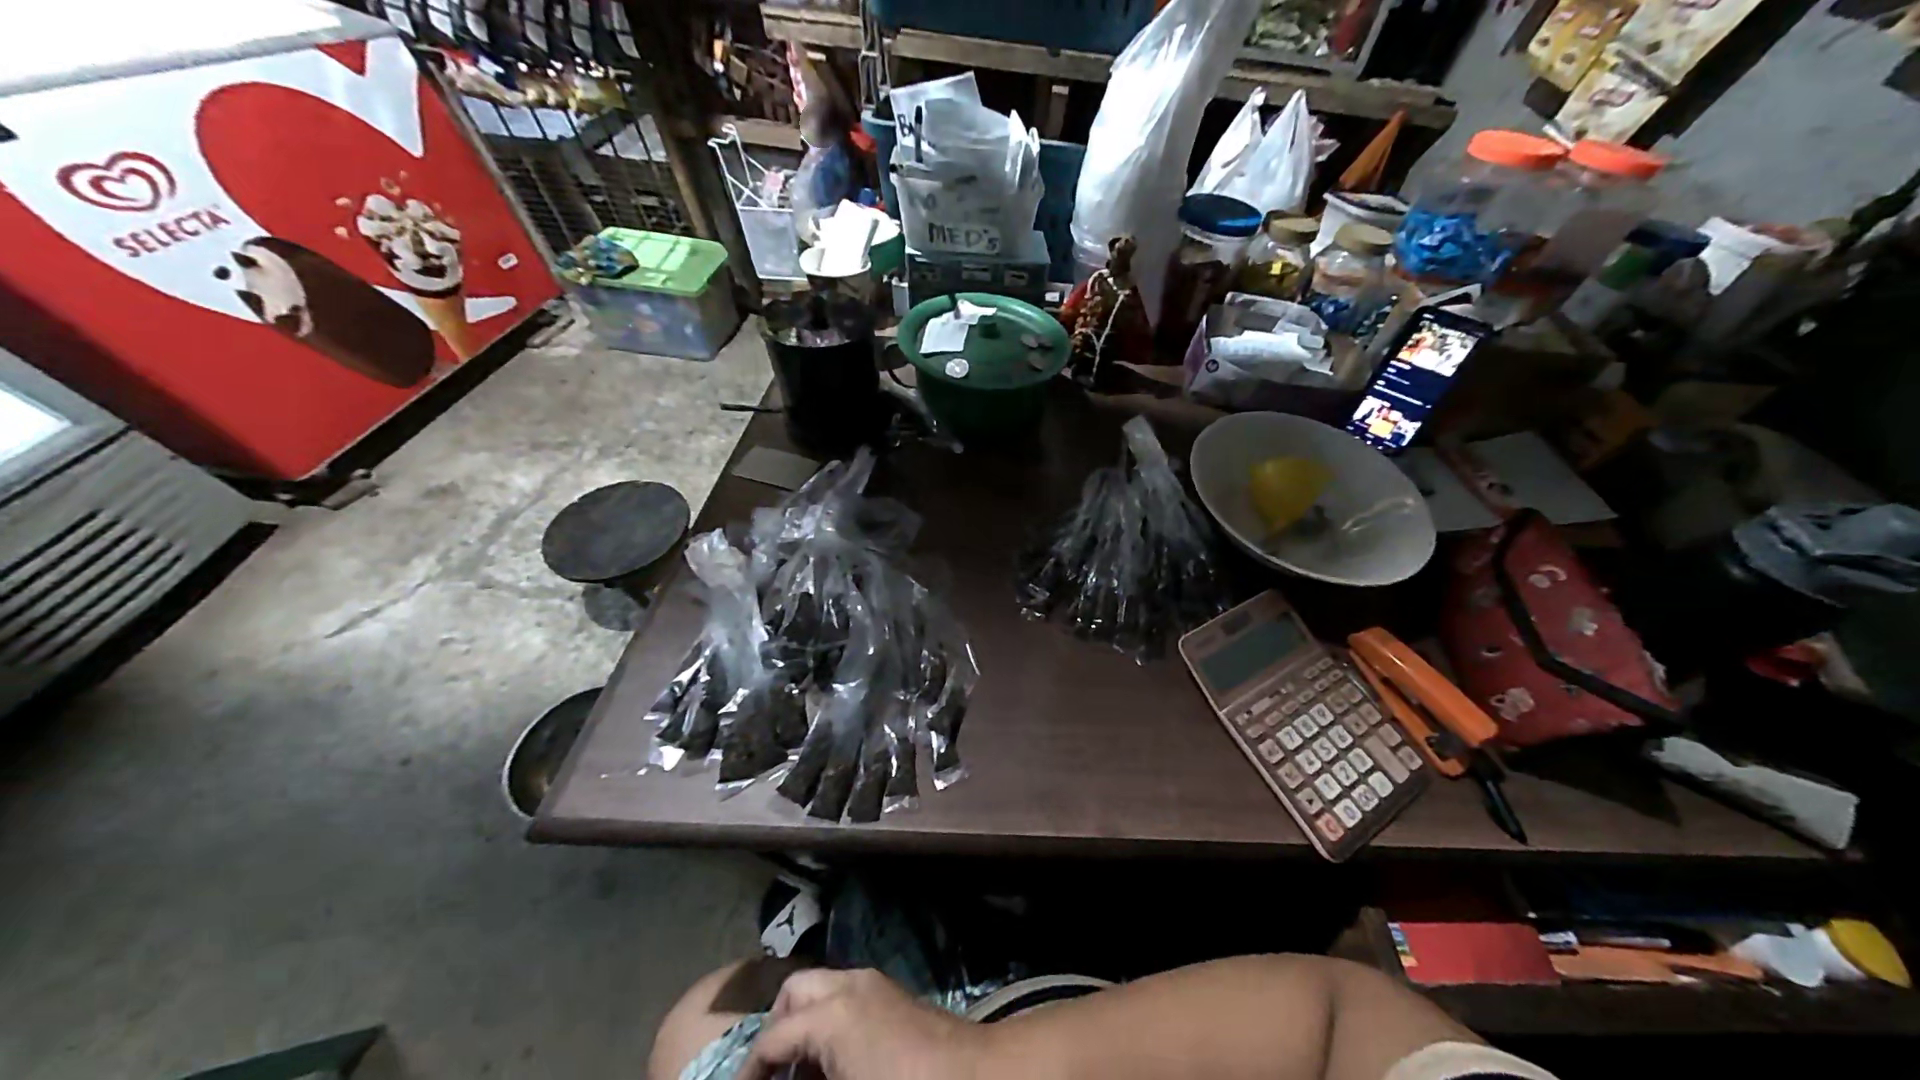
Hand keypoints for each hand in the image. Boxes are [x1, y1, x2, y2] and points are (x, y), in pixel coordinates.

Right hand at [738, 968, 985, 1079]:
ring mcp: (875, 985)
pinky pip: (848, 998)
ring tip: (802, 1073)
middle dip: (776, 1030)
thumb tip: (789, 1072)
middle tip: (771, 1074)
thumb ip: (807, 1076)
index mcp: (831, 1013)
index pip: (772, 1039)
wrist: (975, 1076)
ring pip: (823, 990)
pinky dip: (830, 1022)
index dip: (750, 1070)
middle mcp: (849, 985)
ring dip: (804, 1024)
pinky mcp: (894, 994)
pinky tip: (835, 1062)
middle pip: (795, 992)